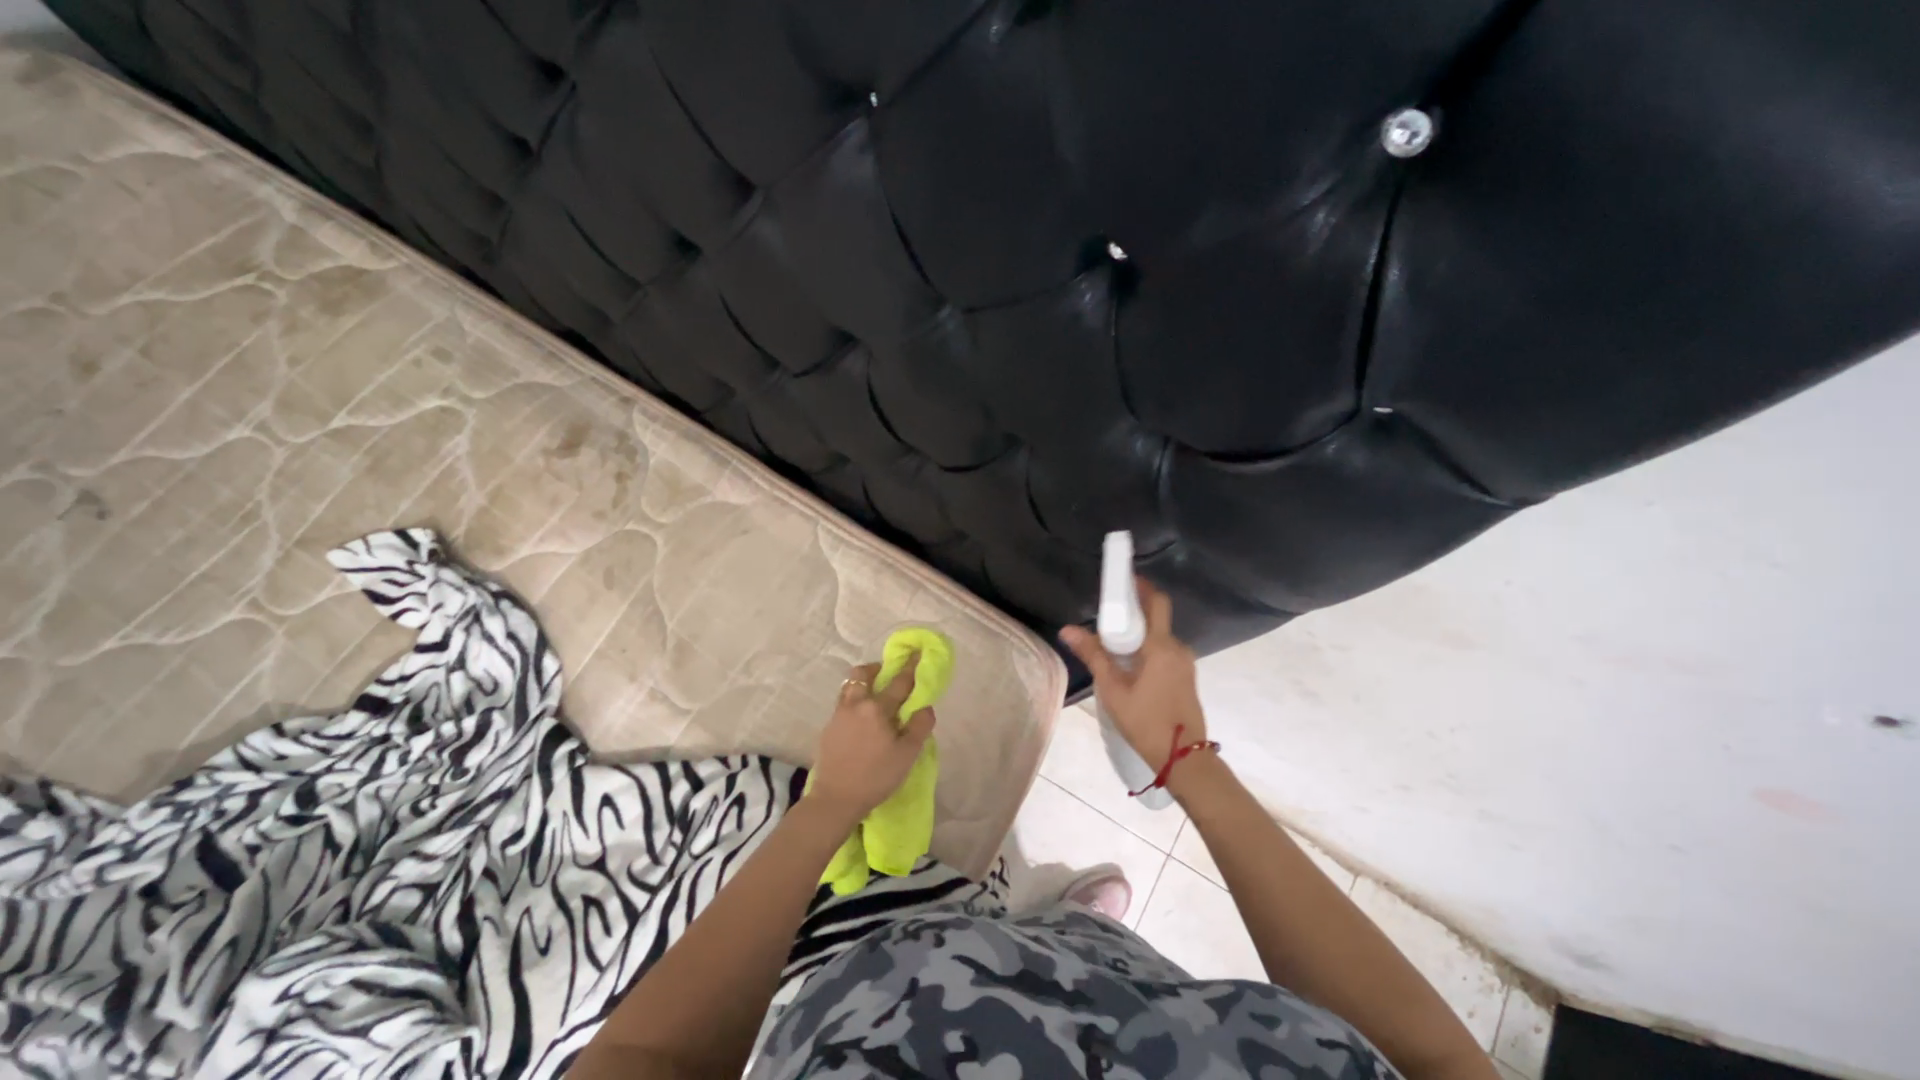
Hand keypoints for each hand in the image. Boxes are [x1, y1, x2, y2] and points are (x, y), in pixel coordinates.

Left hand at [806, 656, 934, 823]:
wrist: (836, 798)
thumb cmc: (876, 776)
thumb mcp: (907, 755)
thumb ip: (919, 727)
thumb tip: (925, 707)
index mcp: (877, 708)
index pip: (898, 683)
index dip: (910, 668)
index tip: (916, 653)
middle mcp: (855, 704)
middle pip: (863, 674)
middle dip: (877, 669)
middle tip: (888, 675)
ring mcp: (838, 715)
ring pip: (849, 687)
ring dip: (862, 683)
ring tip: (874, 696)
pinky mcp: (828, 728)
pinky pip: (843, 704)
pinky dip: (854, 701)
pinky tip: (861, 719)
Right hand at [1059, 577, 1206, 771]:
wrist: (1183, 757)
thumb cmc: (1145, 722)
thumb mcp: (1113, 690)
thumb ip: (1093, 656)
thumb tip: (1068, 630)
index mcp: (1161, 646)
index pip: (1156, 603)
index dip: (1141, 586)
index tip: (1123, 577)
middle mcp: (1178, 648)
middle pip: (1157, 618)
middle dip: (1135, 610)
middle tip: (1108, 612)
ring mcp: (1186, 664)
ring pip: (1160, 637)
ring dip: (1139, 634)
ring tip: (1113, 643)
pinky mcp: (1186, 677)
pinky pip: (1165, 652)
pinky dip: (1147, 649)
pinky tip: (1129, 665)